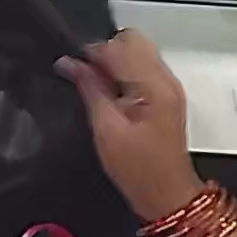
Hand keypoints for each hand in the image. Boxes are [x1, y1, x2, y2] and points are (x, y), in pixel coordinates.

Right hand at [56, 31, 204, 220]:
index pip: (117, 48)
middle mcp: (165, 78)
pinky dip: (123, 68)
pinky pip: (142, 63)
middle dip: (104, 50)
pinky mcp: (165, 92)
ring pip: (137, 48)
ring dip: (114, 58)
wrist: (168, 196)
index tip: (70, 65)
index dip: (90, 53)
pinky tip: (110, 89)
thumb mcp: (105, 130)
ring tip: (96, 81)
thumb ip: (89, 89)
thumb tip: (68, 62)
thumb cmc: (136, 169)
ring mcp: (168, 84)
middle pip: (132, 39)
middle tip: (85, 72)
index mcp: (153, 86)